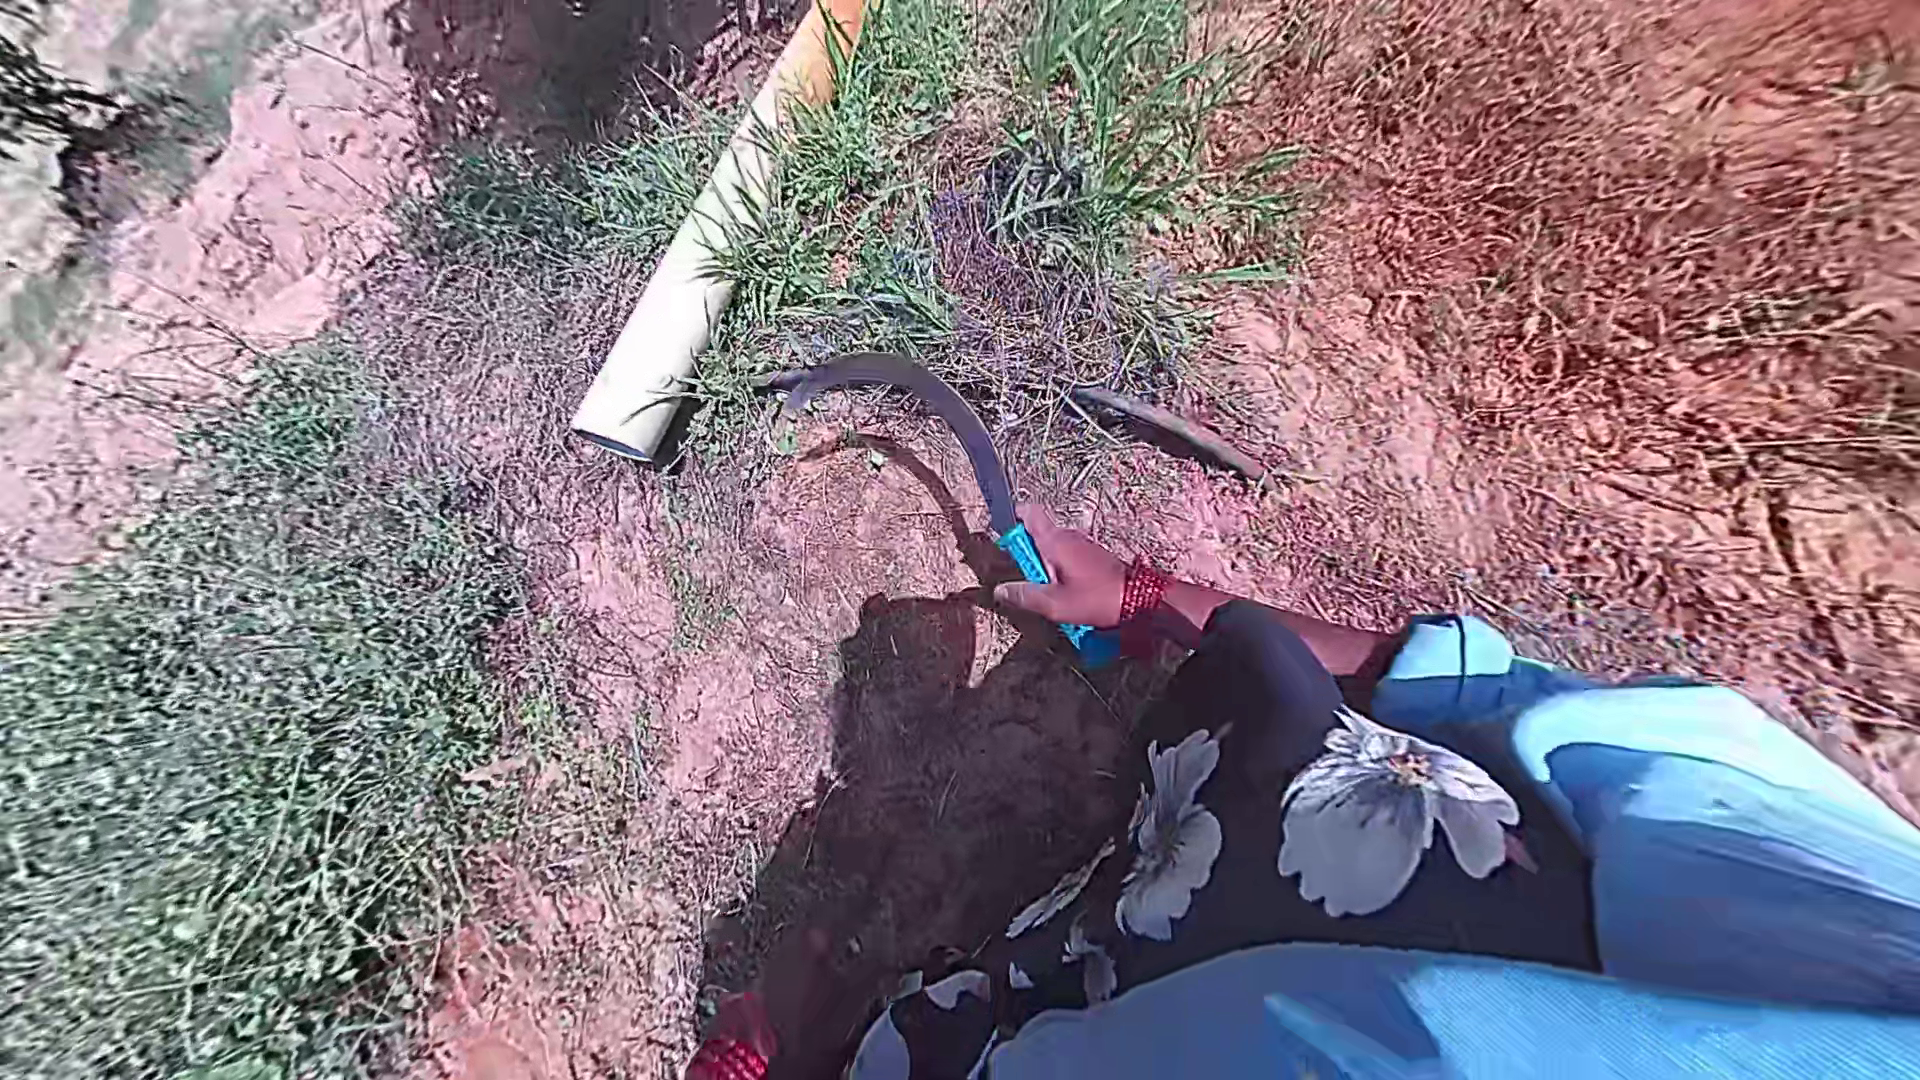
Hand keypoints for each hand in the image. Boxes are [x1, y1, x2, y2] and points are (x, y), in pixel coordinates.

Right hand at [993, 504, 1127, 627]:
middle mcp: (1068, 537)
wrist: (1139, 600)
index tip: (1005, 540)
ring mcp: (1082, 545)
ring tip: (1049, 593)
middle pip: (1037, 536)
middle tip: (1029, 581)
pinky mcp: (1091, 557)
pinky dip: (1058, 571)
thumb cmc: (1098, 598)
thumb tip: (1001, 590)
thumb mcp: (1055, 604)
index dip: (1013, 520)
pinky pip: (1065, 558)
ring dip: (1044, 567)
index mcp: (1056, 541)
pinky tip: (1064, 594)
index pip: (1030, 514)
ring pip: (1051, 549)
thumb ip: (1025, 595)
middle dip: (1027, 556)